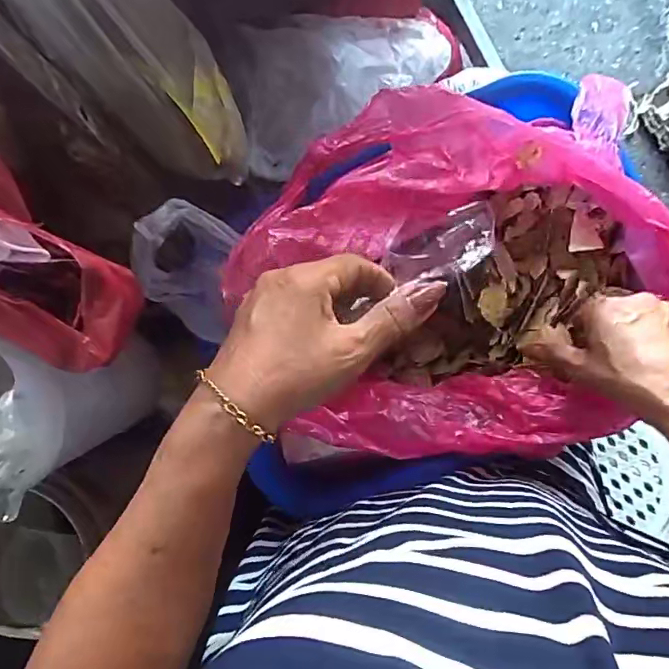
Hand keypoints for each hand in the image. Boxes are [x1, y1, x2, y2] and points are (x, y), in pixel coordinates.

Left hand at [206, 256, 445, 431]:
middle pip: (331, 276)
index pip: (356, 264)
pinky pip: (289, 307)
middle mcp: (279, 276)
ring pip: (309, 293)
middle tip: (375, 330)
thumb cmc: (298, 374)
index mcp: (305, 276)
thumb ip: (392, 318)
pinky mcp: (248, 318)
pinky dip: (310, 318)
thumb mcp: (353, 349)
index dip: (384, 283)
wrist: (235, 405)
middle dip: (359, 298)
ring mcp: (258, 297)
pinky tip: (313, 347)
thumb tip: (433, 289)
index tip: (399, 311)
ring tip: (347, 341)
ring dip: (334, 310)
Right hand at [521, 292, 668, 422]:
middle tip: (610, 356)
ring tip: (640, 359)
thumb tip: (527, 345)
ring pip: (642, 315)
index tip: (582, 348)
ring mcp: (668, 306)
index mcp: (604, 307)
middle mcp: (636, 298)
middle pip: (614, 309)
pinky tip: (663, 358)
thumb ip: (554, 354)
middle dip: (610, 327)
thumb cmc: (629, 382)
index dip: (579, 328)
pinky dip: (663, 335)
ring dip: (637, 330)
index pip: (581, 308)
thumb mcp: (583, 372)